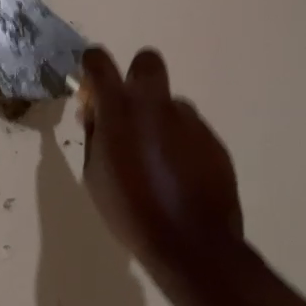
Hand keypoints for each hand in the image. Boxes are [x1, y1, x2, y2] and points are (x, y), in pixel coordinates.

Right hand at [78, 47, 244, 274]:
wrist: (192, 244)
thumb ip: (95, 137)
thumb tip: (96, 114)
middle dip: (136, 76)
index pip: (99, 62)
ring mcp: (190, 122)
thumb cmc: (129, 210)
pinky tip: (179, 176)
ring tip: (157, 159)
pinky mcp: (214, 142)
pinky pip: (191, 131)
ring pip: (171, 104)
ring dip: (161, 120)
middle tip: (130, 109)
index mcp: (119, 111)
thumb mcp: (93, 175)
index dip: (92, 64)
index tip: (91, 80)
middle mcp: (155, 106)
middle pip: (147, 62)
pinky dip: (182, 145)